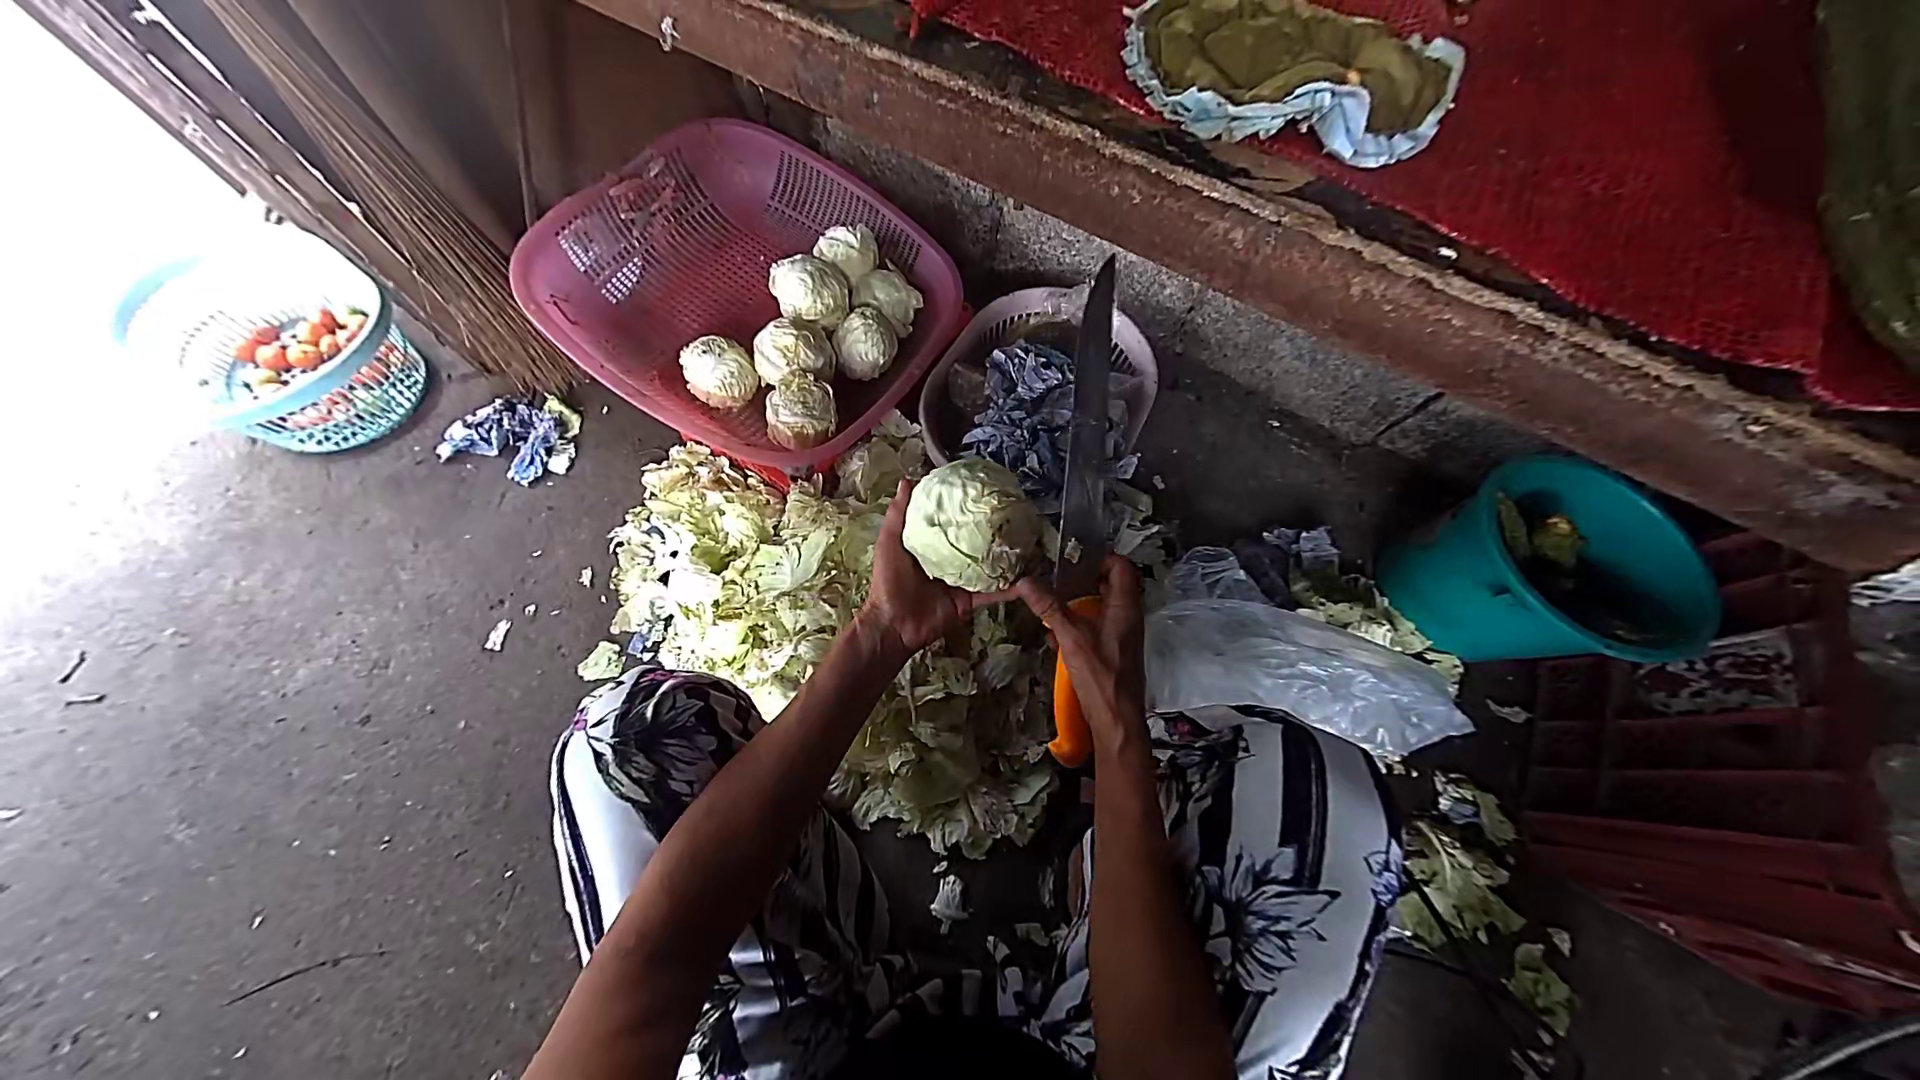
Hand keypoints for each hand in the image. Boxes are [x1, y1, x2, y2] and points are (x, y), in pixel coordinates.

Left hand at [856, 478, 1014, 659]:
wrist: (894, 624)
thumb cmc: (889, 580)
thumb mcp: (890, 542)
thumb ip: (899, 514)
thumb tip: (908, 480)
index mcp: (931, 546)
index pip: (951, 524)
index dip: (965, 510)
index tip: (983, 494)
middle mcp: (949, 562)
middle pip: (975, 544)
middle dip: (992, 532)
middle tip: (1014, 515)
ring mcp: (962, 582)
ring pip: (989, 567)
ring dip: (1007, 558)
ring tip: (1030, 542)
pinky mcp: (970, 601)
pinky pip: (993, 593)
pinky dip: (1010, 588)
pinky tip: (1028, 578)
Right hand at [1012, 555, 1145, 747]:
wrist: (1116, 719)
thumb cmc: (1100, 675)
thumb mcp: (1071, 638)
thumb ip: (1050, 608)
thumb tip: (1025, 582)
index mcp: (1125, 606)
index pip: (1121, 566)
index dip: (1100, 558)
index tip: (1073, 559)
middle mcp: (1129, 616)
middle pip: (1111, 584)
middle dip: (1083, 579)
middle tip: (1057, 579)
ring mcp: (1123, 634)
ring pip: (1102, 606)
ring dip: (1079, 603)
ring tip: (1052, 604)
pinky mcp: (1115, 649)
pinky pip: (1098, 626)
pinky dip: (1079, 624)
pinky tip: (1056, 635)